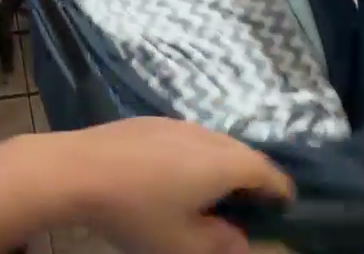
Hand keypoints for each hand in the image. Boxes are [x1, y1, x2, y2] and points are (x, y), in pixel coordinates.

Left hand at [50, 117, 293, 253]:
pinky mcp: (146, 121)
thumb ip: (224, 243)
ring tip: (216, 196)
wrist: (77, 169)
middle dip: (252, 177)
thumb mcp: (186, 245)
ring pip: (212, 141)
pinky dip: (197, 155)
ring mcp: (171, 122)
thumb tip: (241, 238)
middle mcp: (201, 133)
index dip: (281, 191)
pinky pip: (187, 136)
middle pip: (240, 151)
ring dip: (222, 164)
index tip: (286, 209)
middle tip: (253, 208)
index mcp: (219, 161)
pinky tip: (179, 178)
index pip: (265, 170)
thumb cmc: (137, 211)